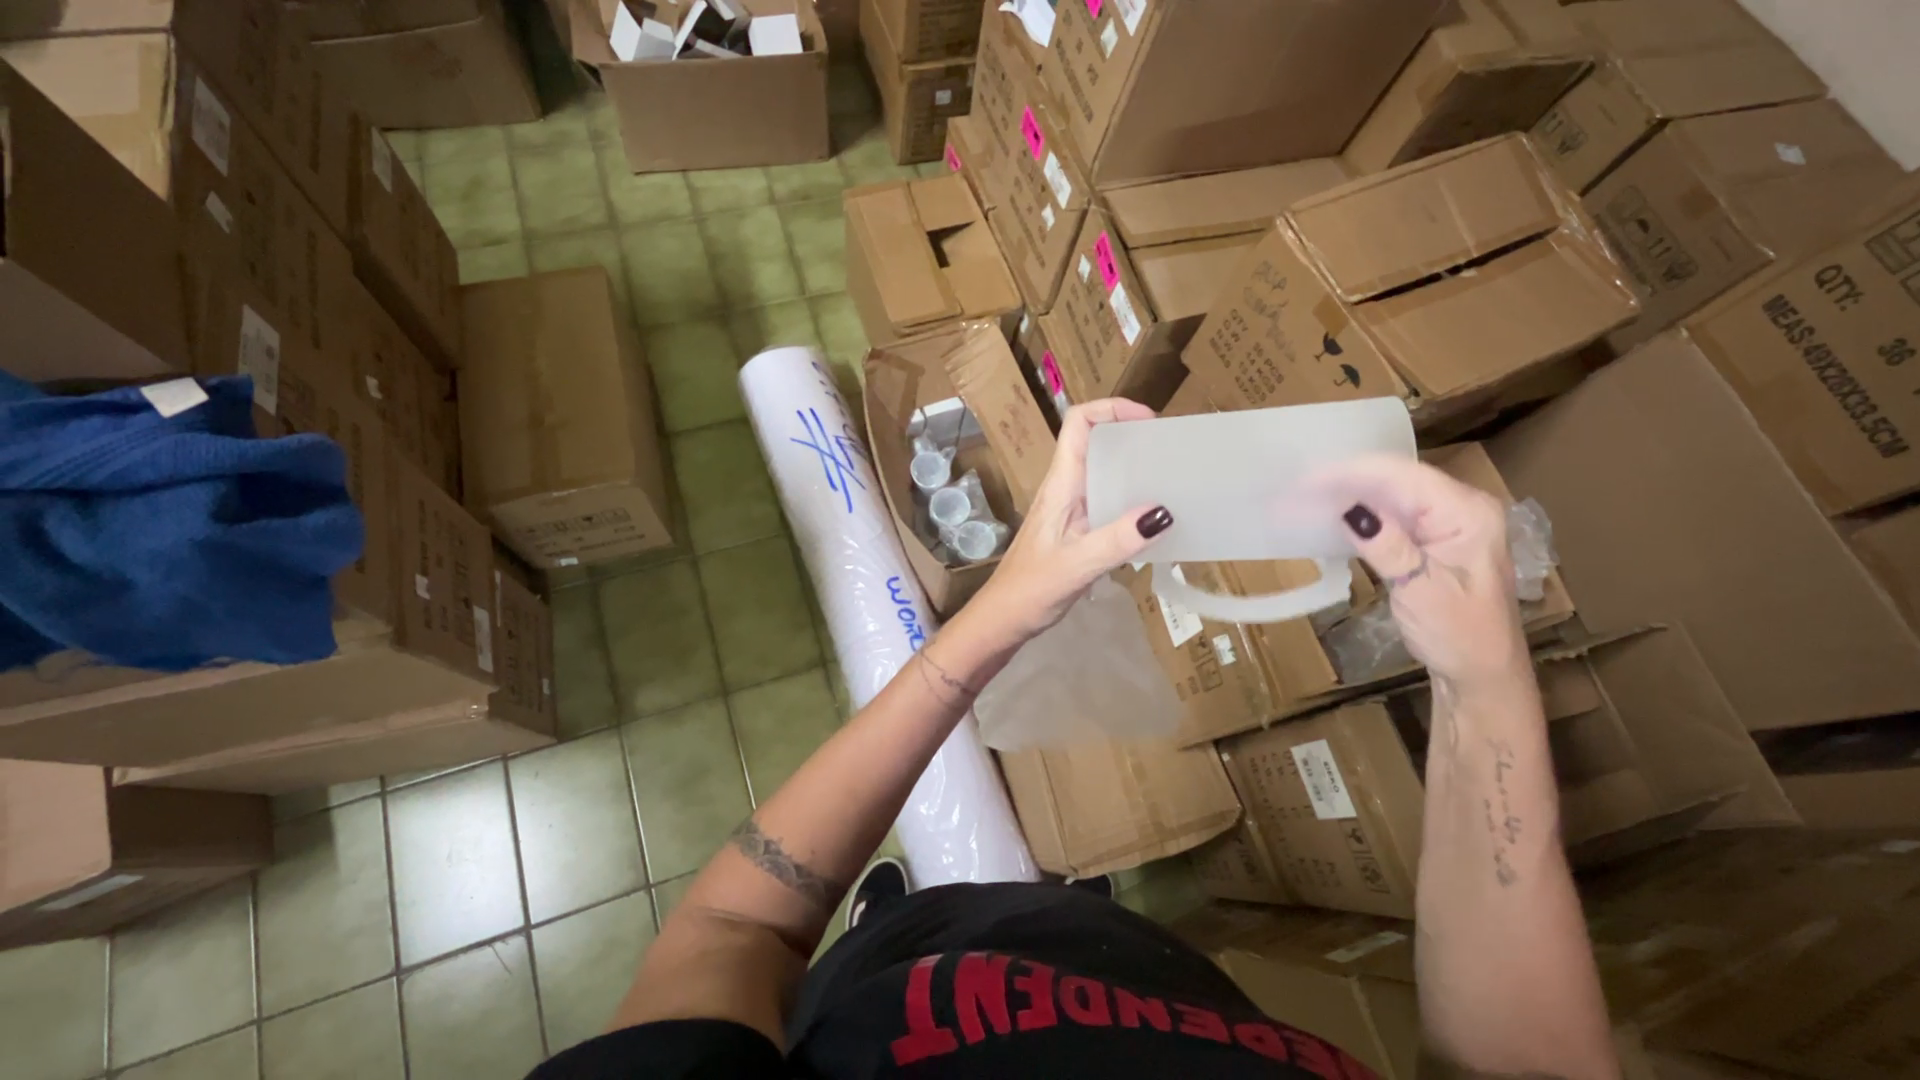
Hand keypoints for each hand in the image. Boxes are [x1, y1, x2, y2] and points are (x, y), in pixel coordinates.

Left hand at [965, 399, 1169, 643]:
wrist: (1003, 620)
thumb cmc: (1031, 589)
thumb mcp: (1078, 564)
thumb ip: (1118, 540)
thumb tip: (1164, 512)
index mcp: (1060, 485)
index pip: (1078, 423)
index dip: (1111, 408)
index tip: (1149, 421)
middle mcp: (1066, 490)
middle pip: (1097, 443)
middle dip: (1134, 438)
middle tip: (1174, 454)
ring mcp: (1071, 511)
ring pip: (1105, 475)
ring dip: (1136, 471)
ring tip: (1175, 482)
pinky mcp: (1077, 533)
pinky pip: (1109, 505)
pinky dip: (1133, 504)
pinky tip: (1156, 523)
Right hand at [1319, 456, 1528, 693]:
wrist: (1483, 674)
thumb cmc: (1460, 637)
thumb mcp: (1422, 592)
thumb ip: (1389, 547)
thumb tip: (1350, 510)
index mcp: (1468, 513)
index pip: (1403, 476)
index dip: (1352, 472)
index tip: (1304, 480)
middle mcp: (1461, 506)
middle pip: (1396, 478)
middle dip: (1345, 479)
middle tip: (1294, 487)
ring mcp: (1447, 521)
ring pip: (1391, 493)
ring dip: (1348, 493)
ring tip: (1303, 496)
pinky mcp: (1432, 537)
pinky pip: (1392, 512)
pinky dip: (1361, 511)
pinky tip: (1331, 513)